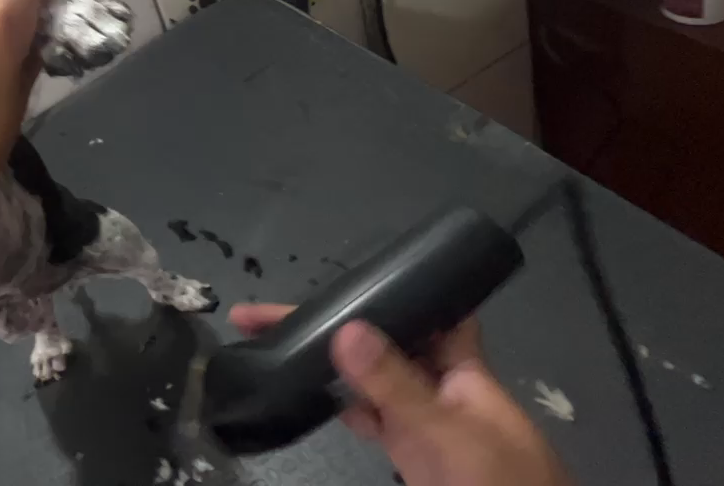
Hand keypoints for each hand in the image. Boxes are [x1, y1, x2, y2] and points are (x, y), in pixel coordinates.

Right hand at [229, 304, 573, 485]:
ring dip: (323, 359)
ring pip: (365, 376)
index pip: (432, 314)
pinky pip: (364, 412)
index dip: (394, 290)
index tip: (342, 273)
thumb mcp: (452, 436)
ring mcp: (423, 420)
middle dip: (329, 322)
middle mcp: (438, 388)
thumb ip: (397, 385)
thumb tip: (342, 327)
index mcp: (462, 373)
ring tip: (265, 343)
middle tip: (260, 315)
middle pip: (378, 341)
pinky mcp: (408, 450)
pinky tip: (302, 393)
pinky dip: (335, 400)